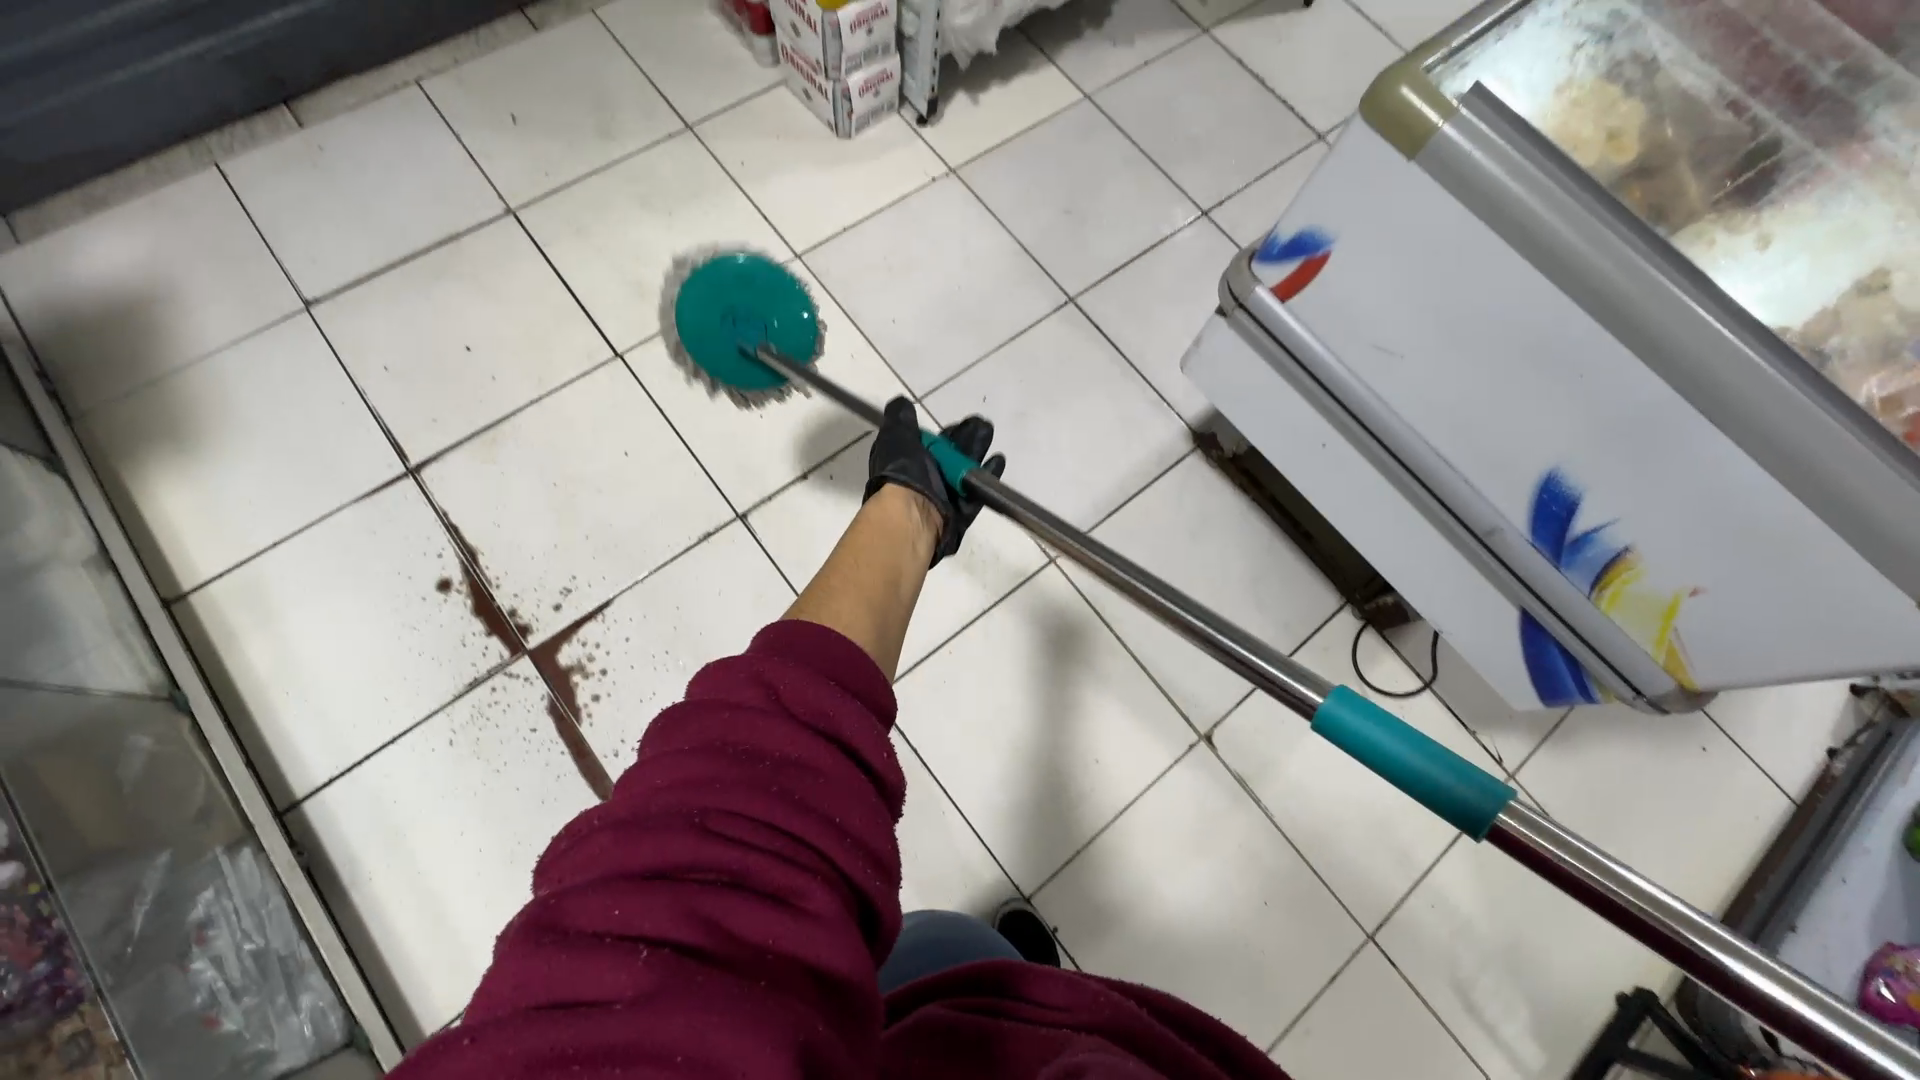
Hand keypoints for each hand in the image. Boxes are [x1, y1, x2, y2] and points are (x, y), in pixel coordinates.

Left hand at [864, 397, 1004, 565]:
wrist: (913, 514)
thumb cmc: (901, 473)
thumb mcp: (894, 437)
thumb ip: (900, 420)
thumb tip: (901, 404)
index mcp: (908, 462)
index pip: (930, 444)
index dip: (946, 433)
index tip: (960, 422)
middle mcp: (926, 479)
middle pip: (951, 455)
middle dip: (967, 438)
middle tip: (982, 423)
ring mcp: (945, 496)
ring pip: (965, 470)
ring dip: (978, 449)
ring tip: (989, 432)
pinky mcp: (961, 512)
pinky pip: (976, 492)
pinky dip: (988, 474)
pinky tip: (998, 460)